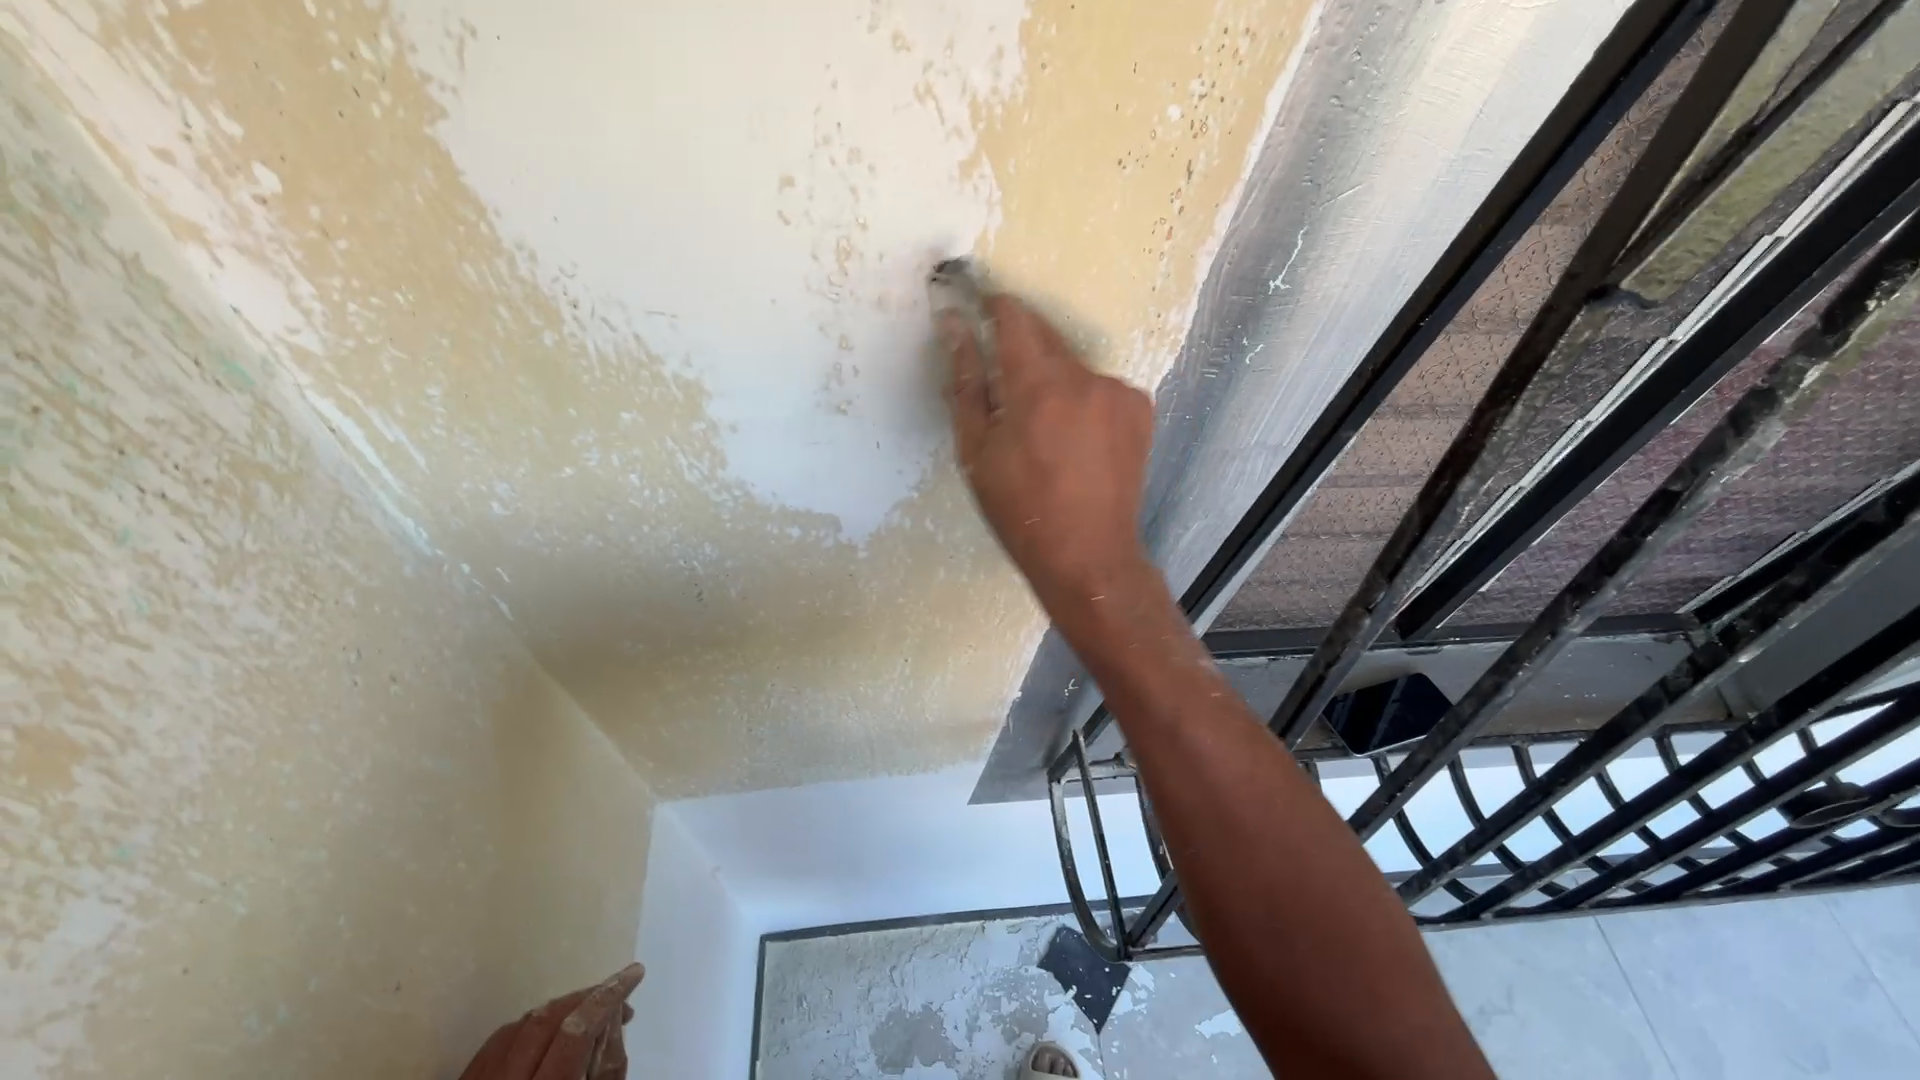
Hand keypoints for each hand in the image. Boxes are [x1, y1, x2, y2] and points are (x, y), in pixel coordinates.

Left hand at [457, 963, 643, 1079]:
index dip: (607, 996)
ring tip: (590, 1012)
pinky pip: (501, 1039)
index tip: (635, 974)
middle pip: (545, 1020)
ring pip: (521, 1024)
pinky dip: (531, 1025)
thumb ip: (606, 1069)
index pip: (575, 1032)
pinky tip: (550, 1032)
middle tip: (617, 993)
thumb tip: (613, 1021)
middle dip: (585, 997)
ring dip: (561, 1009)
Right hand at [942, 294, 1157, 624]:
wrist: (1089, 556)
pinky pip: (1100, 387)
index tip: (976, 312)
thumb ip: (966, 381)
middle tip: (1003, 387)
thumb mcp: (976, 451)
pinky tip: (1076, 439)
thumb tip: (953, 325)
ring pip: (1072, 364)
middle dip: (1019, 348)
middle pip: (1045, 334)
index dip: (990, 307)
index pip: (1012, 316)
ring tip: (1043, 428)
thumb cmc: (1020, 511)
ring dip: (1052, 377)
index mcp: (1038, 385)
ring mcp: (1119, 390)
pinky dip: (1082, 399)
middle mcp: (1084, 376)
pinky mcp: (1140, 408)